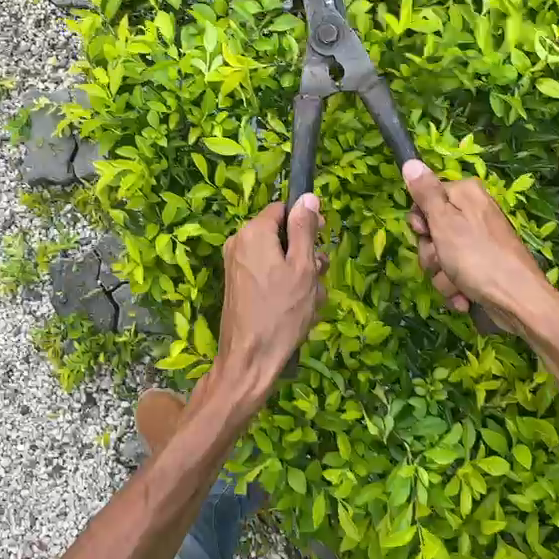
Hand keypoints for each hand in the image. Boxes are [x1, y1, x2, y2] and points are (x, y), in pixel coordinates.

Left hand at [217, 195, 327, 394]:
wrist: (249, 361)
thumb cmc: (280, 312)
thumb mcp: (302, 267)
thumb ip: (305, 229)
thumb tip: (308, 197)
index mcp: (253, 232)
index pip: (284, 209)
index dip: (306, 223)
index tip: (322, 243)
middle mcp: (239, 244)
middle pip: (282, 236)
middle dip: (306, 256)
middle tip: (317, 280)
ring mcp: (236, 267)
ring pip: (279, 259)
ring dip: (300, 277)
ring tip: (310, 302)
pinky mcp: (238, 287)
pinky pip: (268, 276)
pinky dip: (286, 289)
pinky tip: (299, 312)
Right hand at [402, 160, 555, 334]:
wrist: (518, 301)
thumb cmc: (478, 258)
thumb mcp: (445, 222)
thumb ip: (426, 194)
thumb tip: (411, 162)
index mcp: (465, 194)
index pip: (425, 200)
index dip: (420, 222)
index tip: (425, 233)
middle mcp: (473, 213)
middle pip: (431, 231)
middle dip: (432, 255)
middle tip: (443, 262)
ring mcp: (478, 242)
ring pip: (440, 257)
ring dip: (443, 276)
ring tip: (458, 284)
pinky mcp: (481, 266)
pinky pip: (454, 275)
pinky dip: (456, 288)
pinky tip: (465, 297)